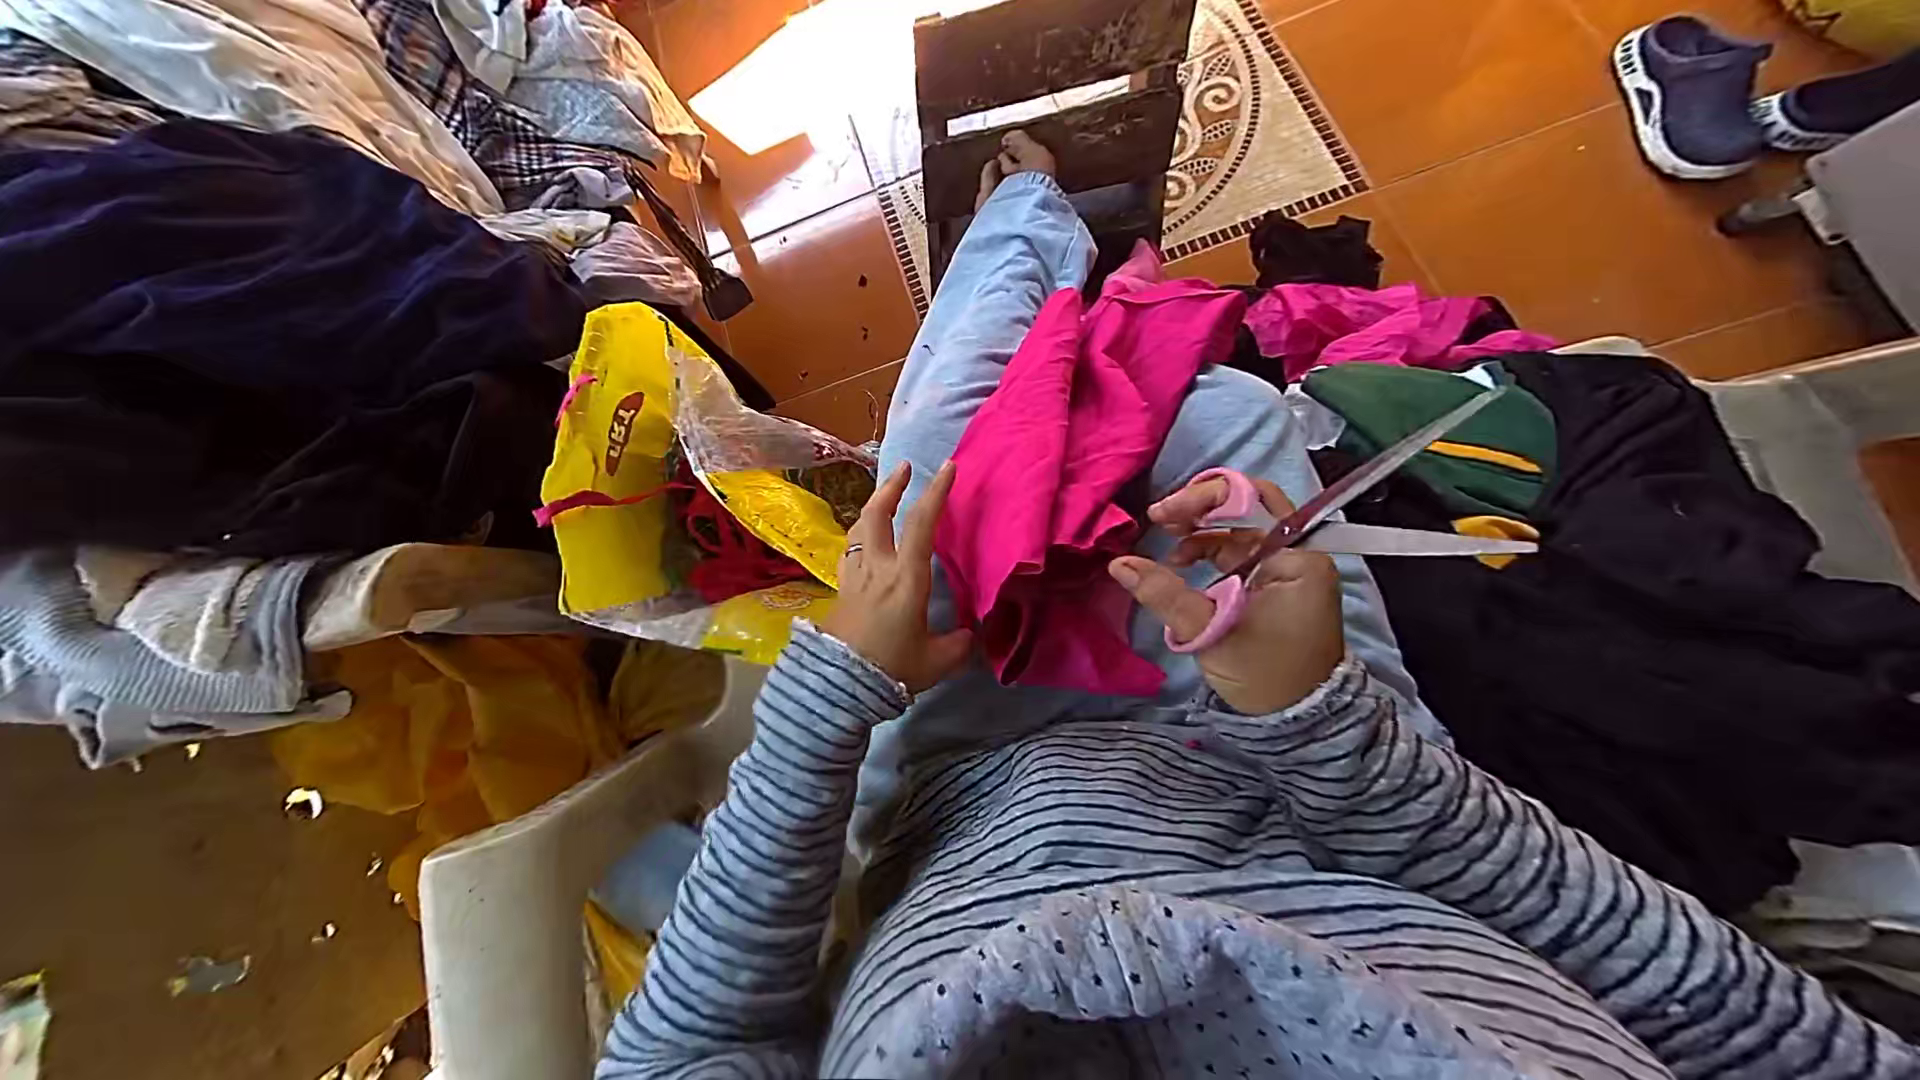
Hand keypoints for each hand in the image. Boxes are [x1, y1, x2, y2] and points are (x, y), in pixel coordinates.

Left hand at [820, 461, 973, 693]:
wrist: (839, 687)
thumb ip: (958, 645)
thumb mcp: (937, 661)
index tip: (948, 468)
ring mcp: (854, 576)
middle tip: (905, 468)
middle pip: (877, 513)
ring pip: (858, 528)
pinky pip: (848, 550)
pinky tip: (863, 541)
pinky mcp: (840, 590)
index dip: (936, 492)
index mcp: (906, 577)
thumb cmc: (892, 668)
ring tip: (884, 499)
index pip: (921, 524)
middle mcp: (877, 567)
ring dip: (873, 506)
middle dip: (892, 486)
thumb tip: (968, 635)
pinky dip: (859, 536)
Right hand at [1108, 473, 1343, 715]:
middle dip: (1198, 509)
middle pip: (1243, 508)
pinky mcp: (1268, 581)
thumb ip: (1165, 594)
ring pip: (1235, 529)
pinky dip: (1205, 552)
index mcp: (1296, 558)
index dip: (1206, 498)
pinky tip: (1180, 565)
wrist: (1297, 718)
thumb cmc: (1264, 674)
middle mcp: (1295, 553)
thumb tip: (1119, 565)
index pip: (1253, 500)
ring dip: (1198, 532)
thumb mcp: (1210, 633)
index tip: (1164, 516)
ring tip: (1166, 549)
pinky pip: (1234, 552)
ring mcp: (1282, 566)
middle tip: (1159, 519)